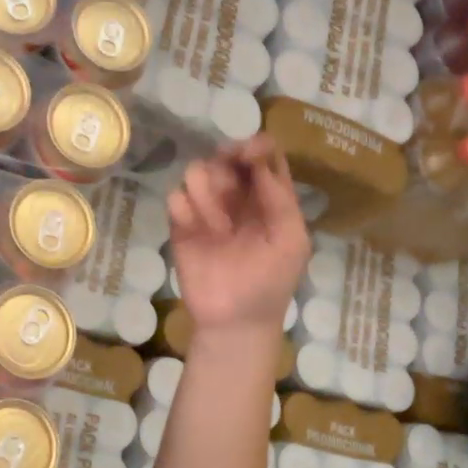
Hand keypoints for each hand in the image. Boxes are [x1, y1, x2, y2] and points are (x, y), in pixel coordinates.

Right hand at [168, 135, 310, 336]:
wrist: (235, 320)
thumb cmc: (271, 283)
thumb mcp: (292, 241)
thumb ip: (281, 200)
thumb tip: (260, 162)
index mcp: (267, 196)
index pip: (261, 154)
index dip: (254, 146)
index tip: (247, 155)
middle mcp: (236, 197)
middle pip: (224, 157)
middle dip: (226, 168)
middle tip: (229, 192)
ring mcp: (206, 210)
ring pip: (196, 172)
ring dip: (207, 193)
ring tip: (218, 227)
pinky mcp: (181, 227)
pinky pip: (175, 199)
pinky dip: (185, 209)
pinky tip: (198, 231)